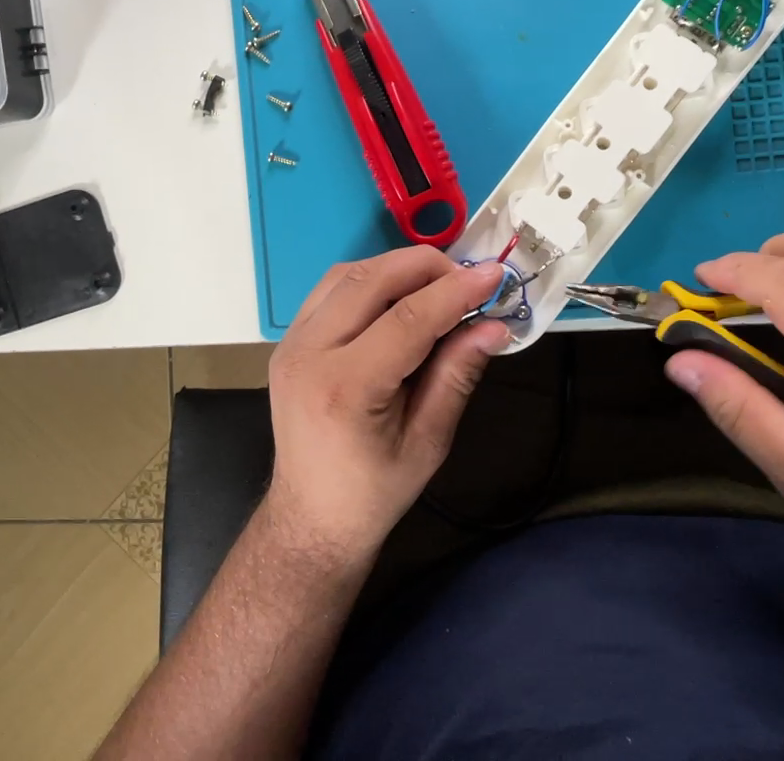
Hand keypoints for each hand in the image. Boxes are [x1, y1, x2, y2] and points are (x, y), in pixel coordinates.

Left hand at [263, 247, 513, 562]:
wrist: (312, 517)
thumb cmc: (375, 491)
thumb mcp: (428, 441)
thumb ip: (457, 376)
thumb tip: (495, 326)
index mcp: (345, 389)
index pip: (408, 319)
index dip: (455, 291)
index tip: (495, 275)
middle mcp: (309, 355)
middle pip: (370, 280)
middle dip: (426, 267)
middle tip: (469, 278)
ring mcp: (291, 344)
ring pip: (346, 274)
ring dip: (396, 268)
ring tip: (439, 284)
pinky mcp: (288, 342)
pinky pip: (330, 290)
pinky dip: (369, 280)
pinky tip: (400, 297)